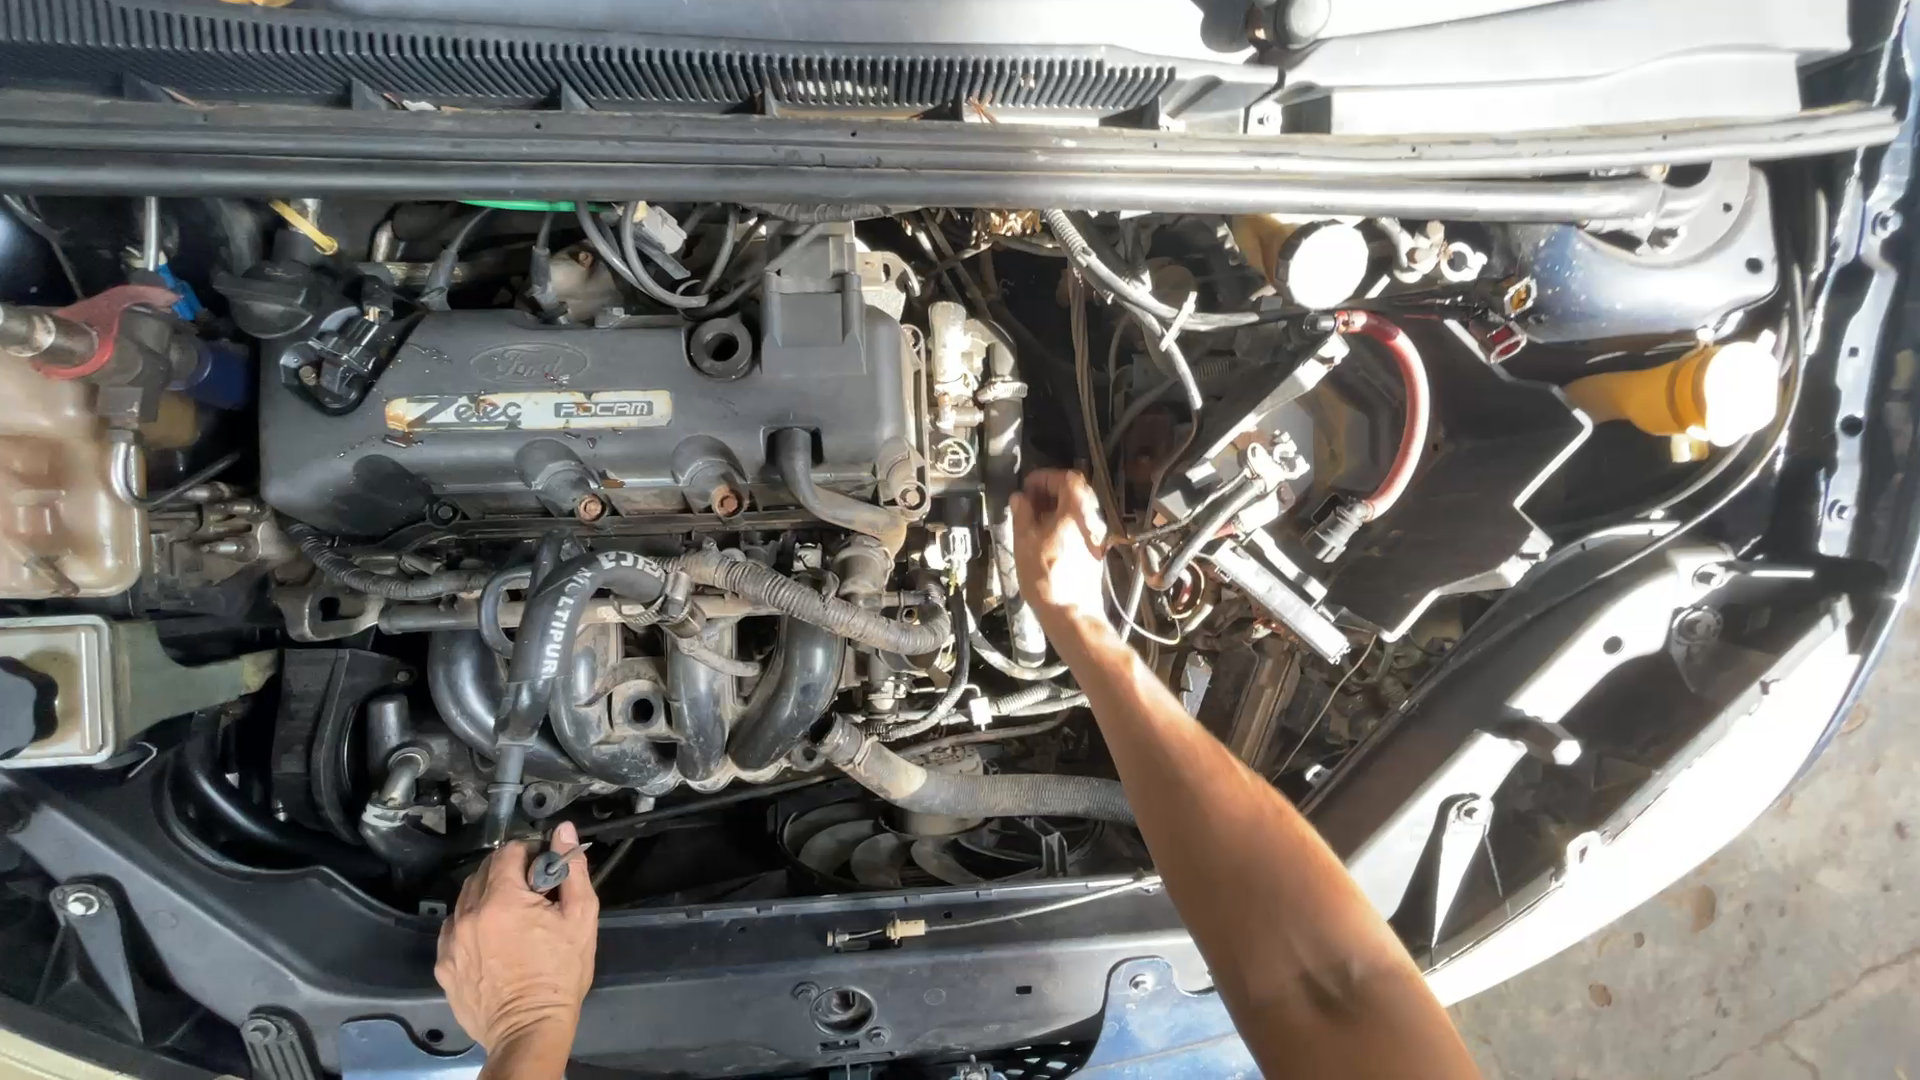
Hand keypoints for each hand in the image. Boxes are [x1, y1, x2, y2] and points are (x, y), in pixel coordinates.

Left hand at [435, 821, 597, 1062]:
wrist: (530, 1027)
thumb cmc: (562, 970)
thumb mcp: (581, 914)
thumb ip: (571, 869)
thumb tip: (564, 830)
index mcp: (503, 900)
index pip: (508, 852)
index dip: (530, 851)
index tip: (545, 865)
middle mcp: (469, 916)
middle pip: (483, 870)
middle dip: (509, 869)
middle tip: (533, 887)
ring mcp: (450, 943)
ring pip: (465, 897)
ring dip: (488, 892)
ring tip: (513, 911)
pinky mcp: (443, 966)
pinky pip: (453, 927)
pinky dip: (471, 919)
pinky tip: (493, 934)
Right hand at [1010, 469, 1110, 636]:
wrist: (1071, 612)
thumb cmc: (1046, 578)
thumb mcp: (1024, 542)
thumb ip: (1022, 514)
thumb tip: (1019, 499)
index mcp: (1077, 511)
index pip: (1067, 478)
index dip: (1045, 477)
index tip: (1027, 485)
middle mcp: (1092, 520)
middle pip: (1075, 492)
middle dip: (1050, 491)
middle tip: (1029, 499)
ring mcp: (1096, 536)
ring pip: (1078, 509)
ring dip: (1056, 507)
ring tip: (1033, 518)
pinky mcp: (1095, 551)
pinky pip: (1079, 526)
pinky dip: (1063, 522)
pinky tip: (1045, 535)